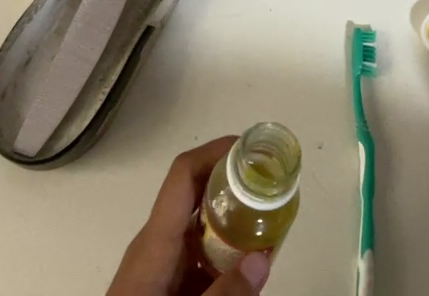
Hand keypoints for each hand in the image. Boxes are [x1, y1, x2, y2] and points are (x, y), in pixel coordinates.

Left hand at [106, 136, 271, 295]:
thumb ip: (224, 295)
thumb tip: (264, 257)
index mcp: (154, 242)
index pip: (183, 175)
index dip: (215, 151)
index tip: (251, 147)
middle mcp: (156, 244)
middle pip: (197, 196)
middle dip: (235, 184)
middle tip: (273, 184)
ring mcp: (161, 265)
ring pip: (202, 227)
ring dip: (236, 220)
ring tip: (274, 220)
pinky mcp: (166, 285)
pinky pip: (201, 255)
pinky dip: (228, 251)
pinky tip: (254, 265)